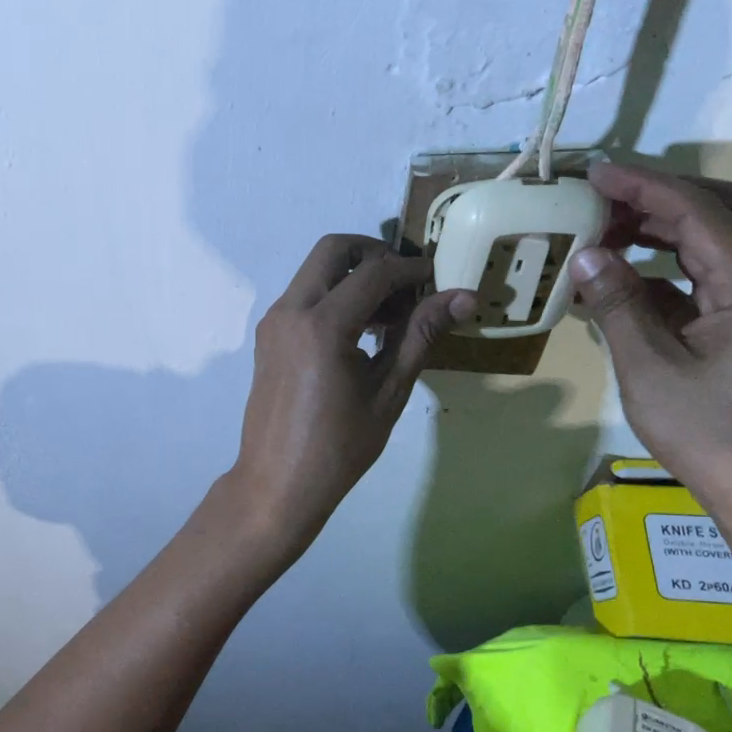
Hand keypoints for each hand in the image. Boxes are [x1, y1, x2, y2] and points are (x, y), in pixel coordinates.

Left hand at [229, 235, 475, 553]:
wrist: (276, 482)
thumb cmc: (339, 446)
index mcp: (321, 325)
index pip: (374, 271)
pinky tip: (363, 331)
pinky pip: (303, 295)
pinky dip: (333, 295)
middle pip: (333, 249)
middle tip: (408, 286)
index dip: (412, 270)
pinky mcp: (268, 335)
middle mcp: (290, 310)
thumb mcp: (388, 391)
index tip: (440, 282)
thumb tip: (463, 297)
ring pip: (315, 270)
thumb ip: (420, 336)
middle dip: (375, 254)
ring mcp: (273, 321)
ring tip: (392, 315)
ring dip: (354, 276)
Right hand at [570, 163, 731, 511]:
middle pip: (717, 214)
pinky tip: (622, 283)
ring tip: (601, 235)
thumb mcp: (650, 370)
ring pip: (713, 245)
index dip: (643, 185)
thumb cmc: (712, 435)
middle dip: (655, 198)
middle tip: (595, 199)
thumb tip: (586, 254)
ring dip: (659, 231)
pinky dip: (665, 270)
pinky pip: (708, 280)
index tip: (592, 173)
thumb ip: (617, 305)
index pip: (697, 211)